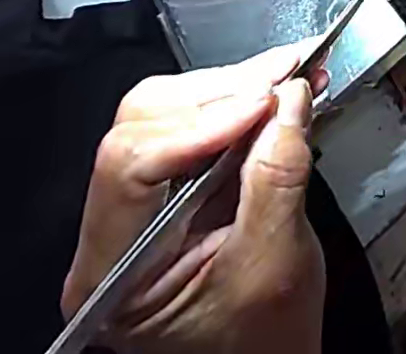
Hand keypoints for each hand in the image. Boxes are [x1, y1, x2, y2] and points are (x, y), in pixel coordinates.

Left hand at [63, 48, 324, 353]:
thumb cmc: (259, 345)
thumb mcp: (274, 267)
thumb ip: (278, 178)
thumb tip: (290, 98)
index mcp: (114, 269)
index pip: (131, 163)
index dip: (199, 124)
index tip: (262, 105)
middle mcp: (115, 224)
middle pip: (149, 120)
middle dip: (223, 94)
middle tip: (284, 79)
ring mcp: (143, 195)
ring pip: (173, 106)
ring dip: (238, 86)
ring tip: (292, 77)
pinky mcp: (176, 173)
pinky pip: (199, 115)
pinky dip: (244, 96)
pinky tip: (279, 90)